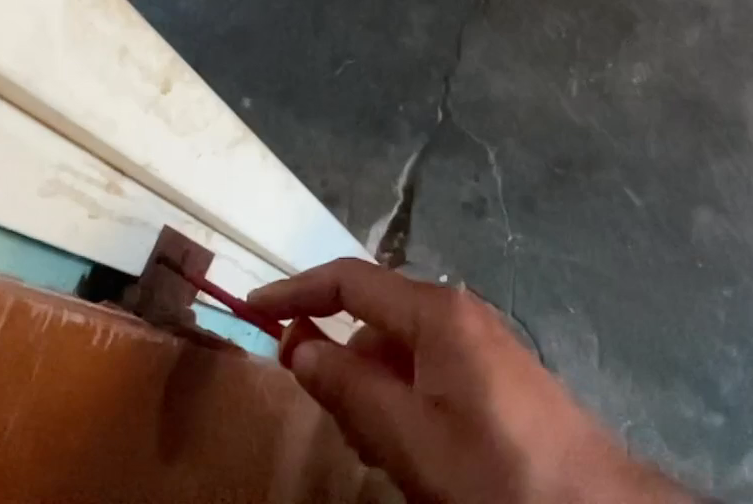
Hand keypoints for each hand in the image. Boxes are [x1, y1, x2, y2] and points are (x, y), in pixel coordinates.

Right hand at [248, 260, 694, 503]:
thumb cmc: (500, 473)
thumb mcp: (410, 438)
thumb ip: (347, 387)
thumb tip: (298, 346)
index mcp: (434, 313)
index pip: (346, 279)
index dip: (295, 290)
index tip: (253, 309)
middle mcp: (457, 314)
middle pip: (372, 318)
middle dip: (342, 363)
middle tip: (338, 421)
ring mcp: (480, 343)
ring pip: (398, 352)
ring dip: (373, 391)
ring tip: (382, 451)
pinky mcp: (496, 376)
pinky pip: (428, 373)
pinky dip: (404, 402)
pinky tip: (414, 452)